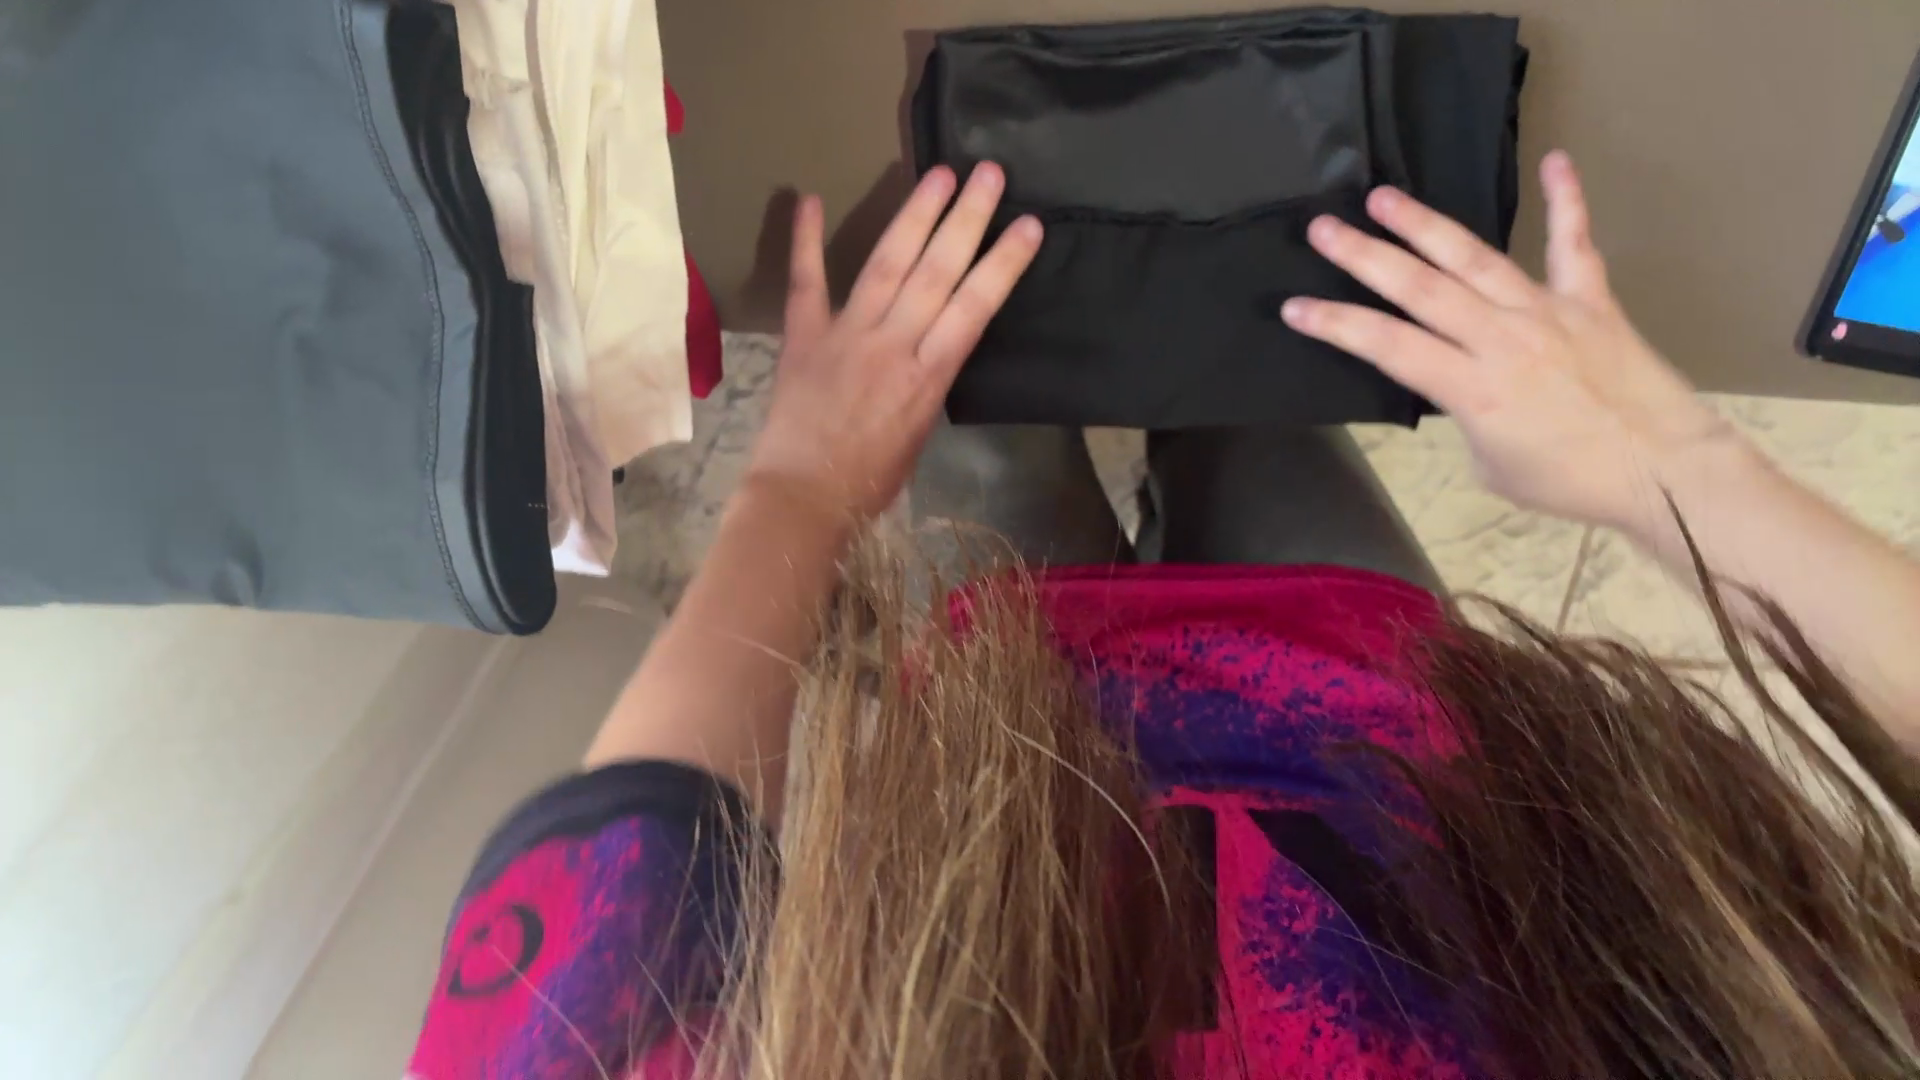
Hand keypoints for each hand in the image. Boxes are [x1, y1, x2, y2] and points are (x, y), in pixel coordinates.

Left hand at [746, 164, 1042, 518]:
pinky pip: (805, 282)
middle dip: (966, 220)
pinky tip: (810, 198)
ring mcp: (846, 335)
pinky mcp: (803, 338)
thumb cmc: (869, 482)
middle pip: (936, 273)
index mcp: (928, 378)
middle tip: (988, 174)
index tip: (1027, 225)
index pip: (974, 309)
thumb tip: (932, 348)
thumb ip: (927, 384)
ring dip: (914, 216)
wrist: (804, 497)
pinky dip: (806, 241)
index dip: (1002, 264)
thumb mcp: (919, 436)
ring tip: (939, 174)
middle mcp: (892, 345)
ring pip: (886, 265)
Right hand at [1283, 151, 1741, 532]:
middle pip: (1421, 289)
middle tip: (1324, 229)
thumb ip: (1462, 410)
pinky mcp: (1591, 301)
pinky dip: (1566, 200)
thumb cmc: (1565, 481)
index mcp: (1472, 389)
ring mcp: (1548, 312)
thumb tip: (1455, 379)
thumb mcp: (1487, 460)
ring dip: (1425, 226)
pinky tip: (1554, 160)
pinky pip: (1575, 244)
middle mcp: (1503, 340)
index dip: (1336, 325)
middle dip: (1366, 257)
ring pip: (1475, 260)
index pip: (1387, 346)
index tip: (1294, 307)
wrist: (1665, 472)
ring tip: (1385, 198)